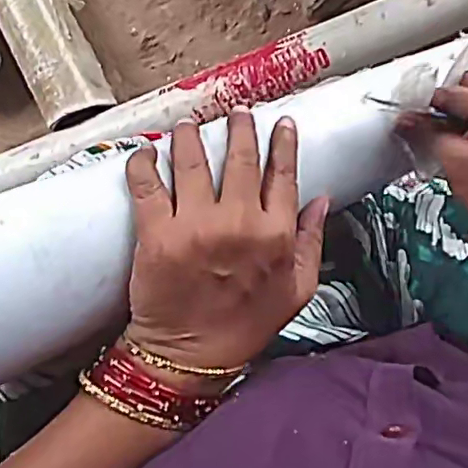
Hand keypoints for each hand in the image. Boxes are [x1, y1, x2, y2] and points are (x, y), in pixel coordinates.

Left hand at [122, 110, 328, 377]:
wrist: (191, 356)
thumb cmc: (249, 322)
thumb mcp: (300, 287)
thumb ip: (313, 240)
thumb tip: (322, 200)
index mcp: (276, 233)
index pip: (284, 174)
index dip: (283, 143)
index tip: (281, 123)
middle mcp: (239, 222)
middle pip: (242, 158)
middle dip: (240, 127)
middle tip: (236, 112)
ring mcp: (196, 226)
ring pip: (195, 163)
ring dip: (192, 136)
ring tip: (189, 125)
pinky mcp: (157, 235)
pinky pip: (148, 186)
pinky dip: (145, 163)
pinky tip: (146, 151)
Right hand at [402, 71, 467, 227]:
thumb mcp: (451, 159)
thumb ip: (426, 133)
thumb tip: (406, 120)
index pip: (455, 93)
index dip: (428, 102)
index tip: (410, 112)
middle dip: (446, 97)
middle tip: (427, 115)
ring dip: (457, 108)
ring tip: (438, 127)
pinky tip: (453, 135)